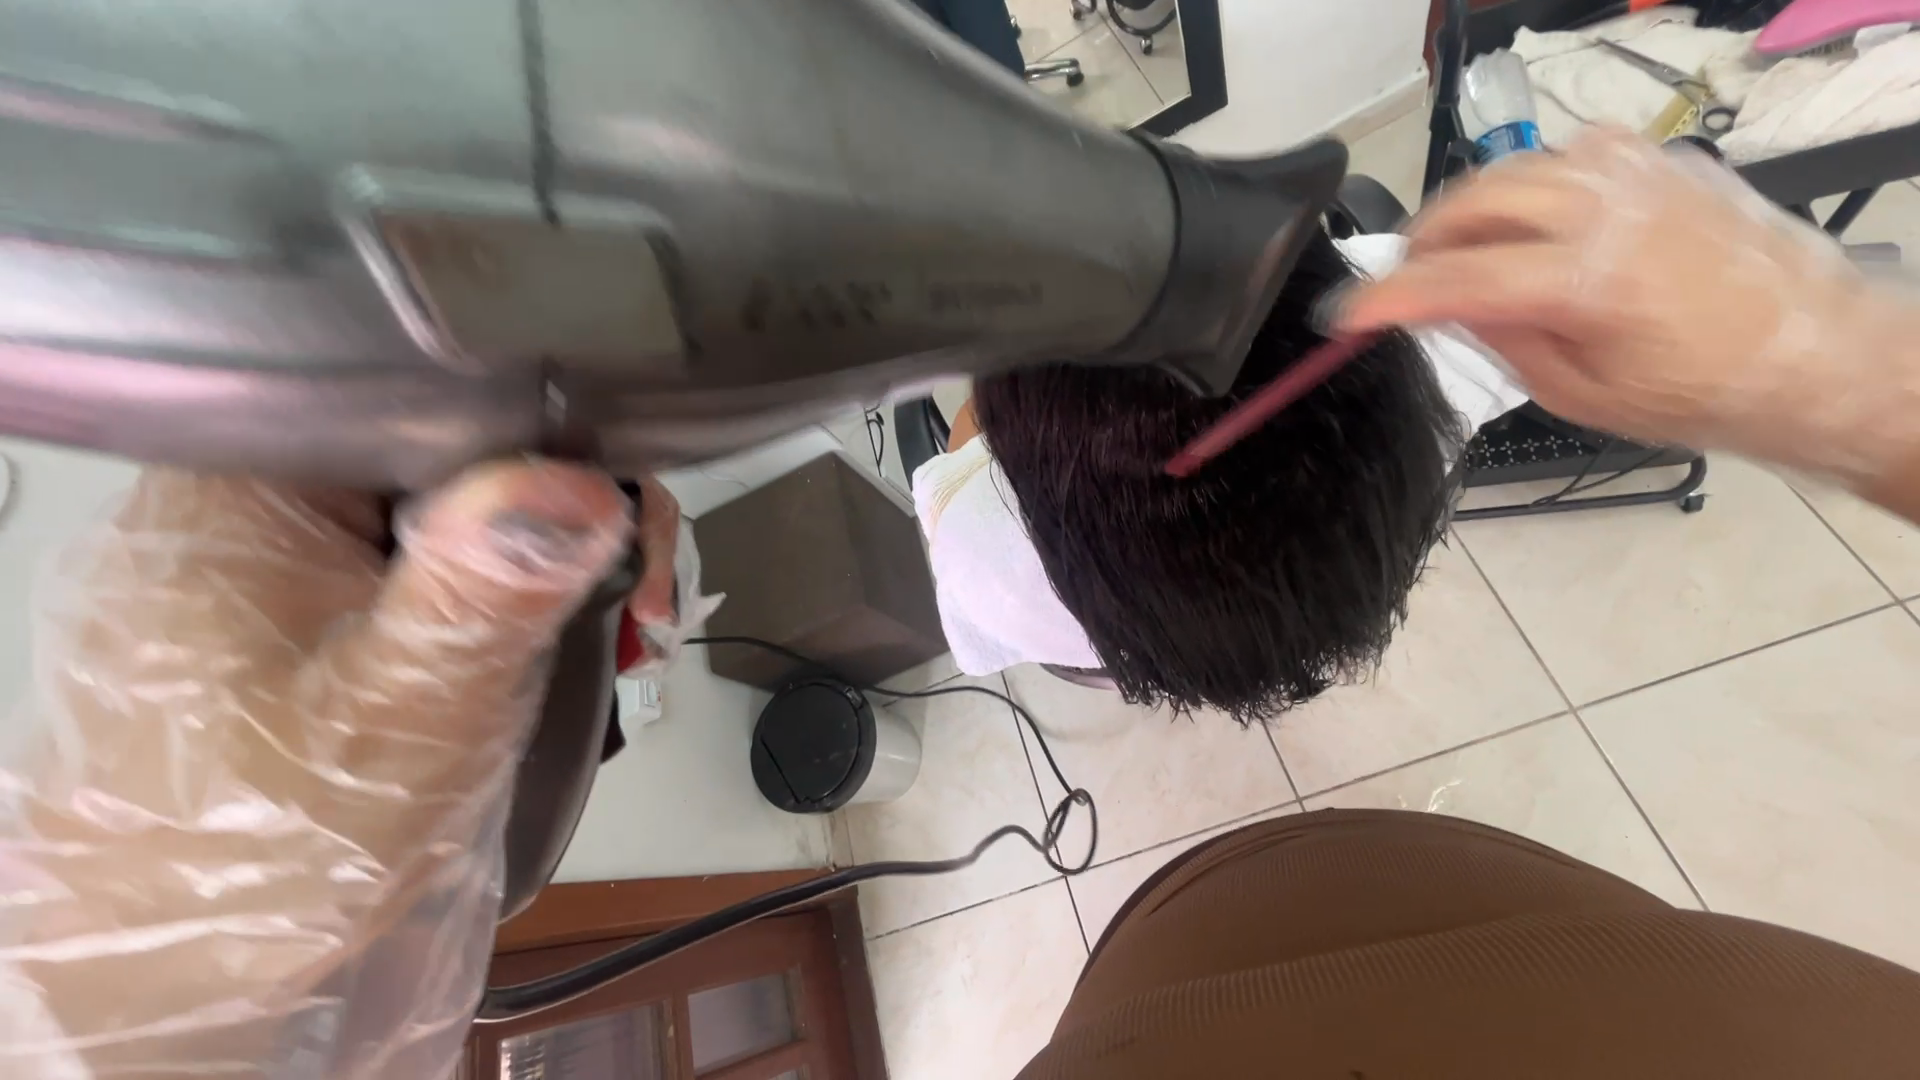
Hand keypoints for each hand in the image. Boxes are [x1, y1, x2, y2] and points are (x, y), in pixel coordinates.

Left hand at [3, 461, 675, 1075]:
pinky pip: (468, 571)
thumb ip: (486, 592)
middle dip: (588, 529)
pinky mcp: (351, 609)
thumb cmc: (279, 837)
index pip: (445, 410)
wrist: (198, 965)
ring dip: (575, 574)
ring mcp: (316, 558)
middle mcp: (282, 502)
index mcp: (257, 488)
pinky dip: (537, 605)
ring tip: (630, 644)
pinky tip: (583, 651)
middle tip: (649, 609)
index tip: (637, 530)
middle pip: (481, 464)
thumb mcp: (403, 708)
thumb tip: (587, 483)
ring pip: (487, 520)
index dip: (563, 454)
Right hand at [1339, 127, 1919, 488]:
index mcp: (1590, 283)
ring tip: (1456, 251)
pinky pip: (1571, 153)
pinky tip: (1527, 220)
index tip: (1340, 314)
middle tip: (1402, 281)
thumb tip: (1438, 303)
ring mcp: (1645, 175)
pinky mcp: (1667, 163)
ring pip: (1517, 168)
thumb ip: (1499, 334)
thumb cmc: (1689, 395)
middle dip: (1421, 242)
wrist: (1816, 356)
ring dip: (1468, 210)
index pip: (1456, 278)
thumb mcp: (1571, 390)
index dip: (1386, 296)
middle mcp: (1613, 211)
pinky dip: (1528, 184)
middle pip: (1478, 202)